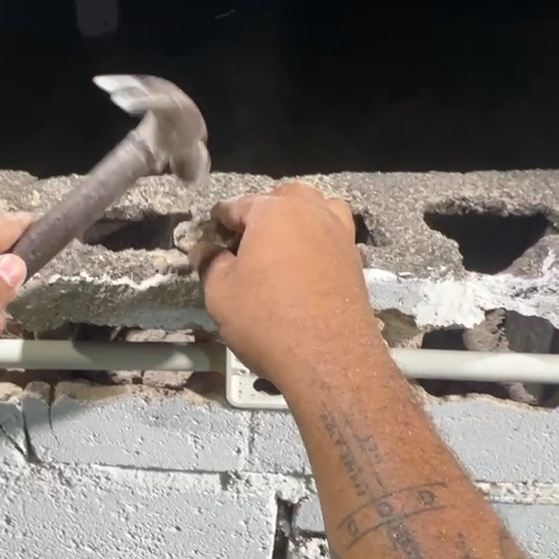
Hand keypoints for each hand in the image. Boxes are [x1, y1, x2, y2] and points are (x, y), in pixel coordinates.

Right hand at [193, 184, 383, 390]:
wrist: (329, 360)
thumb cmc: (266, 320)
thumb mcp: (220, 292)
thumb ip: (210, 263)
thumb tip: (204, 249)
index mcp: (274, 211)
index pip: (238, 204)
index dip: (219, 219)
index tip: (210, 235)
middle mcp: (312, 212)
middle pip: (283, 198)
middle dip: (261, 212)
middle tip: (243, 241)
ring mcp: (339, 235)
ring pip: (316, 210)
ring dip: (295, 219)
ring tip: (278, 247)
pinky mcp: (355, 261)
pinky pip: (331, 237)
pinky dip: (315, 242)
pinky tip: (302, 267)